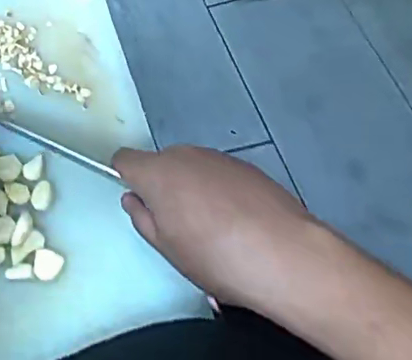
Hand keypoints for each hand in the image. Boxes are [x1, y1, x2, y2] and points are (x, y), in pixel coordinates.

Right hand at [112, 145, 319, 308]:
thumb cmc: (219, 257)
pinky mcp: (246, 166)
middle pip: (162, 164)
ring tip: (219, 229)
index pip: (124, 159)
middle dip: (166, 187)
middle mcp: (182, 155)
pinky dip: (224, 192)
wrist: (288, 256)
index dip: (127, 178)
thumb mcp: (168, 250)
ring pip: (193, 168)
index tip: (139, 200)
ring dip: (196, 189)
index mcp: (155, 172)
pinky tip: (243, 224)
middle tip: (182, 225)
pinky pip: (222, 175)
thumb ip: (142, 219)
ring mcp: (216, 157)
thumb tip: (135, 201)